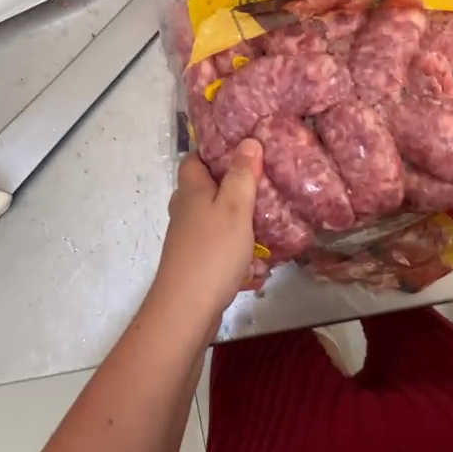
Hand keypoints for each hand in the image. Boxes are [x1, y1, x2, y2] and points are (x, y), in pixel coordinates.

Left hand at [150, 140, 261, 328]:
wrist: (186, 310)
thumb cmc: (212, 251)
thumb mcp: (235, 207)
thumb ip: (242, 174)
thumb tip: (248, 141)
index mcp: (191, 190)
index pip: (195, 158)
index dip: (216, 151)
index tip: (244, 149)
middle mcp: (185, 210)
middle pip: (205, 188)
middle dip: (232, 186)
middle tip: (263, 185)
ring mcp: (188, 238)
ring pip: (214, 218)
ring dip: (237, 219)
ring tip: (267, 220)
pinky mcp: (195, 263)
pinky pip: (218, 246)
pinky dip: (236, 249)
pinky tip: (257, 260)